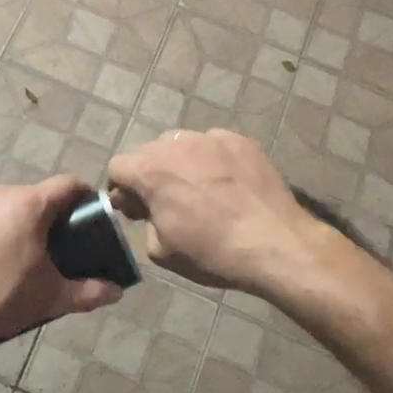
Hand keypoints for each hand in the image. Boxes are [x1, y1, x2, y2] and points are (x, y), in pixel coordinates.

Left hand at [0, 176, 123, 345]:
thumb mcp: (50, 298)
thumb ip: (88, 292)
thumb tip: (116, 292)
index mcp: (30, 205)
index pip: (68, 185)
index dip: (83, 197)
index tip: (87, 216)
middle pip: (32, 196)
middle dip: (43, 217)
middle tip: (48, 248)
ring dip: (9, 221)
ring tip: (7, 255)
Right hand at [107, 129, 319, 293]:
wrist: (275, 244)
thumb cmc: (212, 253)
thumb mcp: (161, 251)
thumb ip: (145, 221)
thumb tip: (148, 209)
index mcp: (151, 171)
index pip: (118, 166)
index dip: (121, 188)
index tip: (134, 208)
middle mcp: (177, 145)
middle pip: (149, 151)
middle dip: (149, 174)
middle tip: (165, 201)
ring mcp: (212, 138)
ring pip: (181, 143)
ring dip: (180, 163)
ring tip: (198, 189)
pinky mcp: (242, 140)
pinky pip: (214, 144)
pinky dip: (212, 159)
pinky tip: (227, 184)